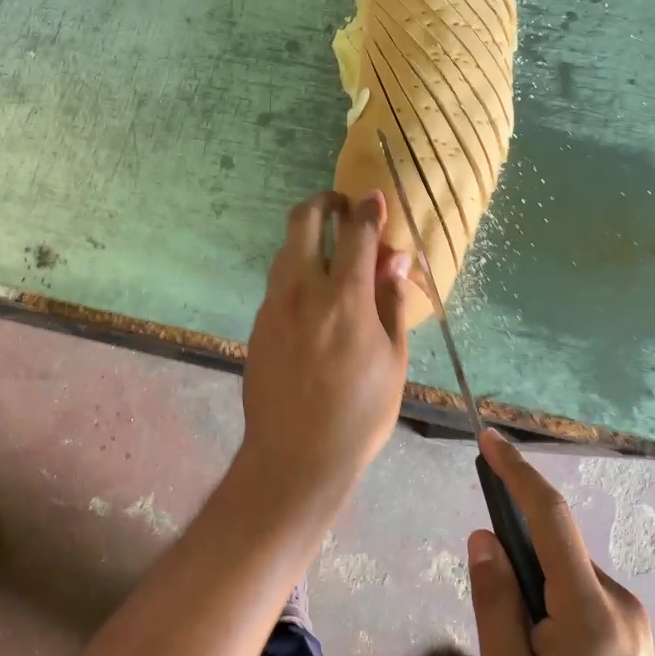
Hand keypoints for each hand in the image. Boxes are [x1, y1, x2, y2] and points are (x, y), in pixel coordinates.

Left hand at [239, 191, 413, 502]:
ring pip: (286, 248)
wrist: (294, 455)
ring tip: (330, 253)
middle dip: (324, 202)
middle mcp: (303, 289)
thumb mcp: (392, 360)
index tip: (375, 199)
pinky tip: (313, 295)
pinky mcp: (257, 322)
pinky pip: (277, 281)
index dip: (368, 209)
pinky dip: (296, 271)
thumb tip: (397, 259)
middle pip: (304, 220)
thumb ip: (392, 303)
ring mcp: (273, 304)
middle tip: (343, 208)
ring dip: (308, 237)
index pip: (355, 232)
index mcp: (344, 297)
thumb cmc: (359, 414)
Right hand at [469, 430, 654, 655]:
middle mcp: (624, 607)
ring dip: (540, 602)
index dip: (517, 472)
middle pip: (557, 557)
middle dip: (520, 569)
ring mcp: (639, 629)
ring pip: (571, 586)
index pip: (549, 517)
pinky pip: (589, 609)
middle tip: (502, 639)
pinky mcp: (642, 649)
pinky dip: (559, 619)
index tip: (491, 438)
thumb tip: (485, 537)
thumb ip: (496, 603)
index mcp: (591, 612)